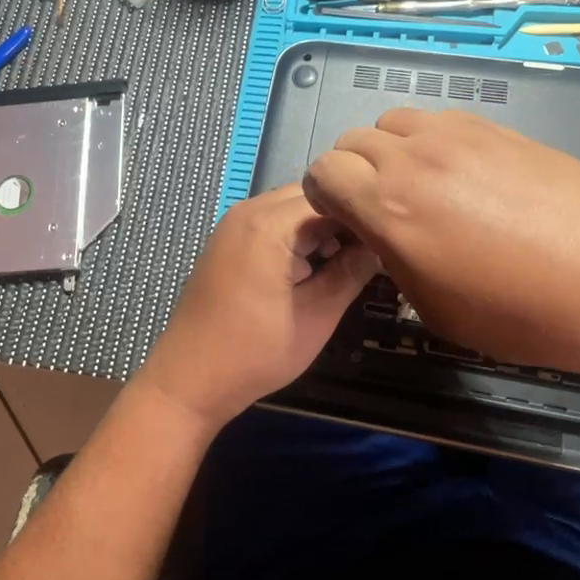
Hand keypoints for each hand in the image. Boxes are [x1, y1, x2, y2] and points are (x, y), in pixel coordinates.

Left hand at [132, 185, 379, 429]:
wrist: (188, 381)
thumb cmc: (254, 353)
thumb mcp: (316, 316)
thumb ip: (350, 273)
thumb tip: (382, 246)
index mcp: (268, 224)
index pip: (331, 199)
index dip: (363, 216)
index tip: (391, 239)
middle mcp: (248, 211)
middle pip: (310, 198)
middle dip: (342, 220)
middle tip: (375, 251)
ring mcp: (233, 225)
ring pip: (291, 210)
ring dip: (320, 229)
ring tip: (350, 262)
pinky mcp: (228, 242)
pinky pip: (272, 224)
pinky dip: (297, 238)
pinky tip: (316, 268)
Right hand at [302, 109, 579, 380]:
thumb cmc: (525, 315)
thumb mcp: (437, 310)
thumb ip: (394, 260)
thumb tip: (387, 234)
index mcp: (389, 205)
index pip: (322, 172)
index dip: (325, 198)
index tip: (346, 224)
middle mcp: (414, 157)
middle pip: (353, 140)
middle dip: (352, 173)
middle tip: (381, 210)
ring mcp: (460, 135)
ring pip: (396, 122)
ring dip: (391, 151)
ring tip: (422, 189)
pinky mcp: (499, 128)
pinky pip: (441, 121)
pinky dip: (432, 142)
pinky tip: (465, 178)